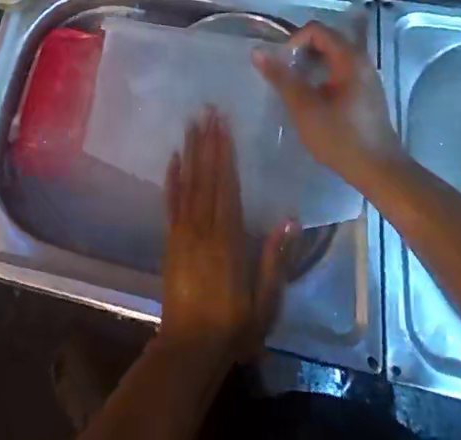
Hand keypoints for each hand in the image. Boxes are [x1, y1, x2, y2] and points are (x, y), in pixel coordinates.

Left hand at [159, 109, 292, 360]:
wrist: (188, 351)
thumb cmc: (233, 326)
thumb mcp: (264, 301)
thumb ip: (274, 259)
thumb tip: (290, 219)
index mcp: (227, 239)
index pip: (227, 186)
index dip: (226, 153)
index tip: (225, 124)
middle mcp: (203, 229)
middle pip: (206, 177)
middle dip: (208, 141)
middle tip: (208, 110)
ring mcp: (183, 234)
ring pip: (188, 184)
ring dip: (191, 151)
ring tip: (192, 123)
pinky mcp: (171, 243)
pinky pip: (171, 204)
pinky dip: (172, 179)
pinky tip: (173, 159)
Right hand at [252, 22, 407, 190]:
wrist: (378, 169)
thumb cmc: (340, 138)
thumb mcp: (305, 108)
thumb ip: (281, 78)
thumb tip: (258, 52)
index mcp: (349, 57)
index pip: (317, 30)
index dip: (294, 41)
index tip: (282, 65)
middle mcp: (361, 59)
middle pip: (326, 39)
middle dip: (301, 52)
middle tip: (286, 76)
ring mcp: (366, 75)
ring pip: (333, 56)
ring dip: (311, 65)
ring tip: (297, 88)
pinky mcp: (367, 91)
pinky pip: (341, 70)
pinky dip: (323, 75)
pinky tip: (315, 99)